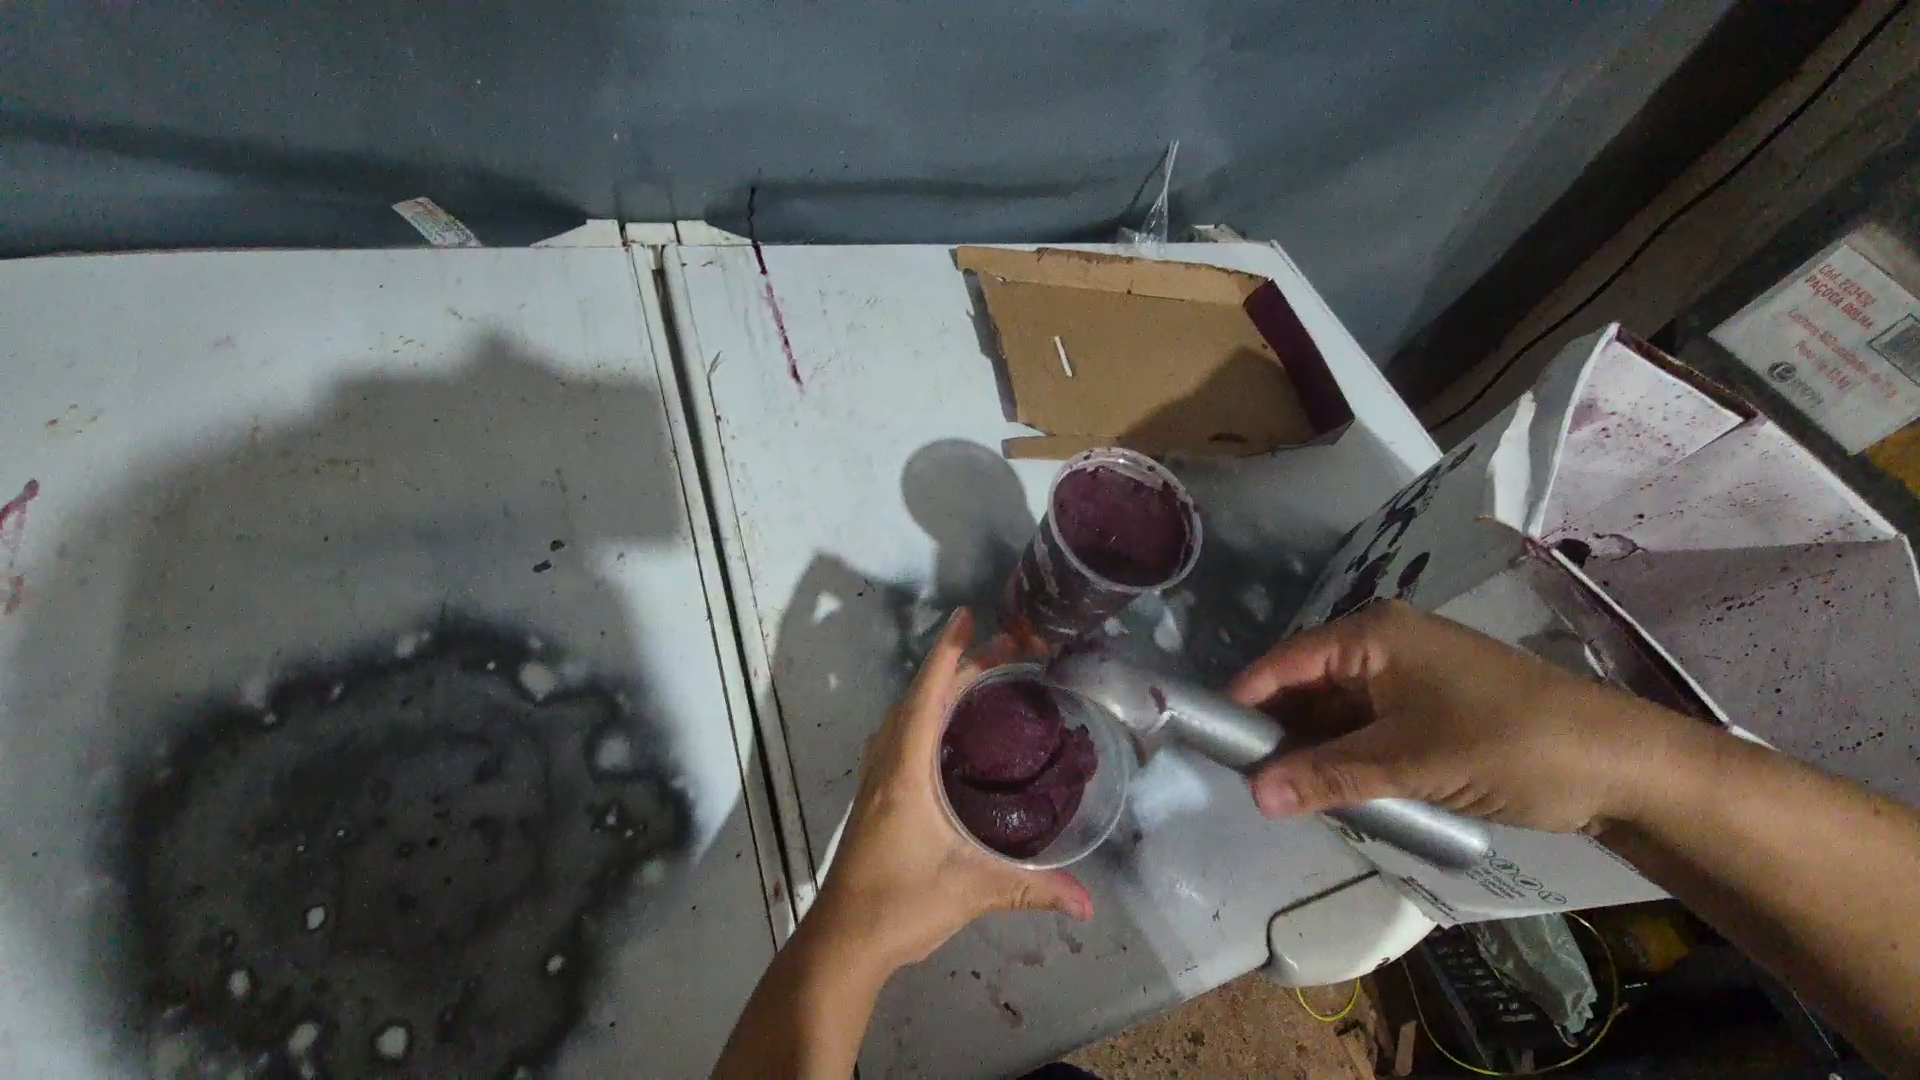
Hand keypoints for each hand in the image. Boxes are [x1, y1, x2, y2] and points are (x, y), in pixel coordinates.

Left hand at [805, 608, 1092, 978]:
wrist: (842, 942)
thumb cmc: (899, 906)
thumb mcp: (970, 891)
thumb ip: (1030, 889)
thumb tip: (1088, 903)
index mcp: (904, 772)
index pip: (926, 698)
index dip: (947, 654)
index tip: (966, 616)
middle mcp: (886, 764)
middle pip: (919, 698)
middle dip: (959, 666)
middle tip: (1005, 649)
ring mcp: (876, 779)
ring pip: (905, 715)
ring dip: (939, 688)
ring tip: (981, 677)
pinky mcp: (876, 795)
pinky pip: (900, 734)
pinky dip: (925, 713)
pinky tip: (948, 727)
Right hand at [1229, 600, 1693, 834]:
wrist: (1625, 765)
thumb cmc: (1507, 743)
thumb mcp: (1409, 763)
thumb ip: (1328, 776)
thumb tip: (1254, 795)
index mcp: (1371, 636)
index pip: (1285, 661)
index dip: (1245, 697)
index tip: (1210, 738)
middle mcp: (1381, 645)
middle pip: (1306, 684)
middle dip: (1277, 728)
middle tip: (1245, 775)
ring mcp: (1406, 674)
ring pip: (1335, 707)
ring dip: (1311, 745)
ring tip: (1280, 788)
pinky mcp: (1426, 703)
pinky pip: (1365, 723)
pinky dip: (1345, 751)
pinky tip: (1329, 784)